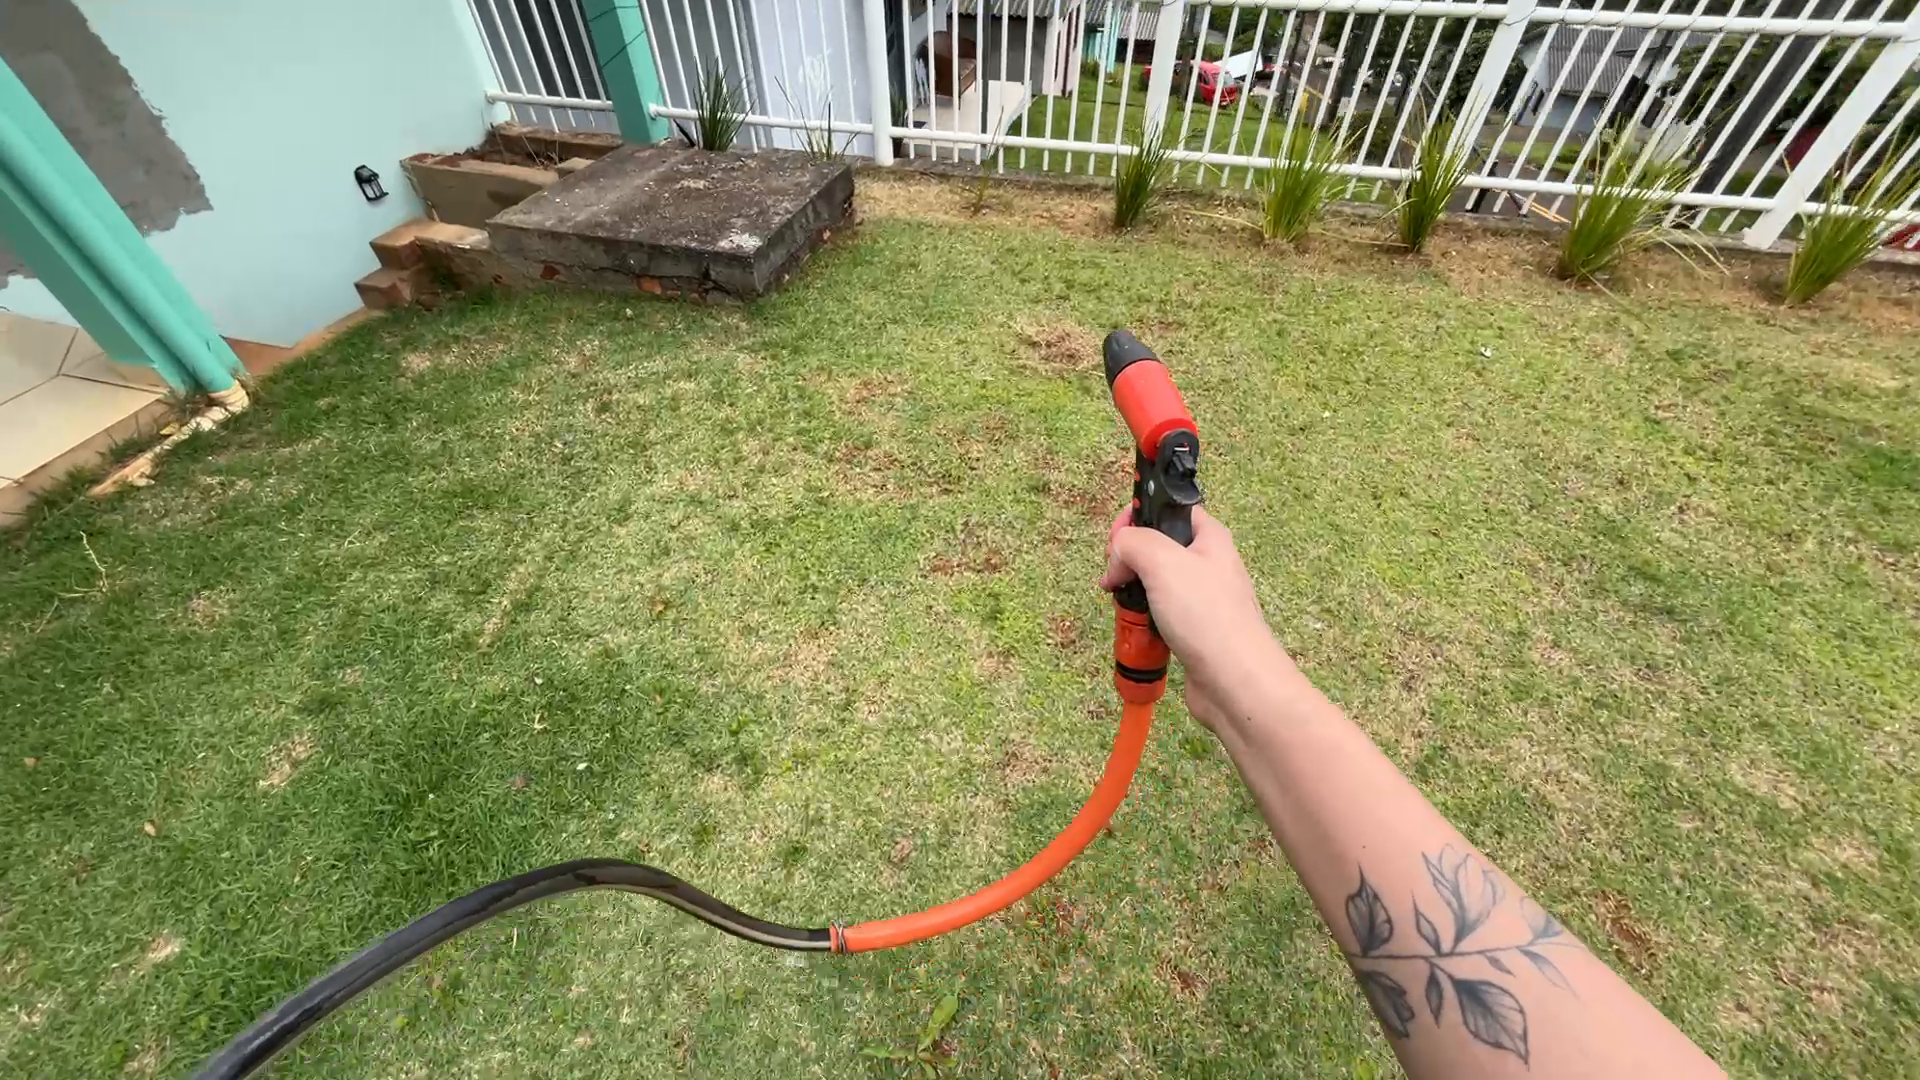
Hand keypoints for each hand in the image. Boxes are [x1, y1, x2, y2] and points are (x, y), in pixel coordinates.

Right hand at [1098, 507, 1293, 731]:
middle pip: (1155, 546)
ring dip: (1131, 590)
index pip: (1169, 510)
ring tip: (1122, 604)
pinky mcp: (1192, 628)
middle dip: (1127, 558)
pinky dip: (1142, 617)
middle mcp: (1207, 563)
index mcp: (1209, 537)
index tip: (1117, 539)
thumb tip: (1118, 555)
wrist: (1234, 681)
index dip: (1138, 517)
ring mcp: (1200, 598)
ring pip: (1153, 581)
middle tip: (1116, 577)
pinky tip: (1137, 627)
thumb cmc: (1206, 615)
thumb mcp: (1162, 561)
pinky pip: (1158, 612)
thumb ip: (1132, 542)